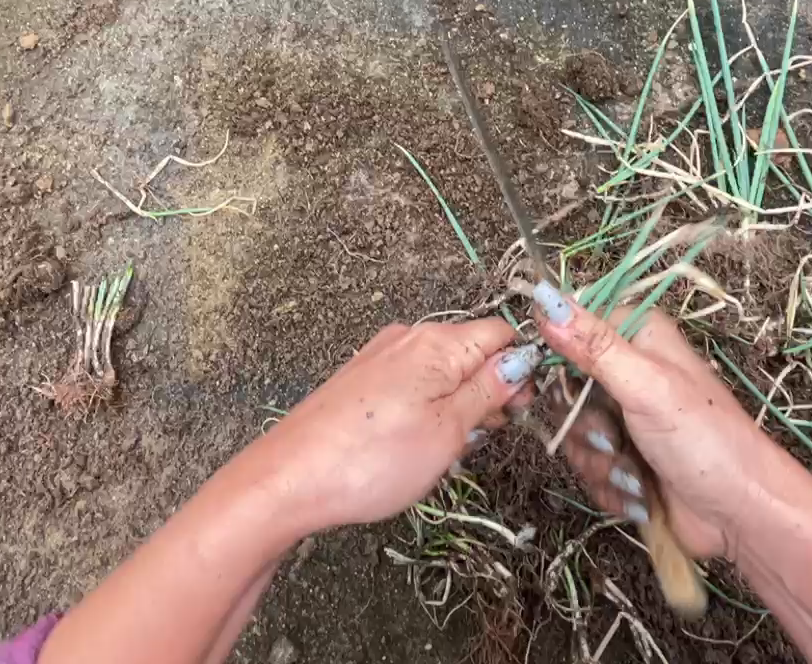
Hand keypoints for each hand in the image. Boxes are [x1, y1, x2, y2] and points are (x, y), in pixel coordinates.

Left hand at [235, 319, 536, 537]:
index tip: (520, 410)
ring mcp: (382, 354)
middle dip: (488, 391)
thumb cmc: (372, 459)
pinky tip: (414, 442)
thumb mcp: (448, 431)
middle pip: (471, 351)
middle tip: (480, 438)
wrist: (291, 477)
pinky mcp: (363, 376)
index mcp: (437, 342)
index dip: (520, 369)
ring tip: (444, 449)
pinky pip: (413, 380)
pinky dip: (427, 406)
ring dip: (457, 404)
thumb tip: (521, 361)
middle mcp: (409, 336)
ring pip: (442, 370)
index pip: (500, 333)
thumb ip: (489, 392)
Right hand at [533, 286, 781, 559]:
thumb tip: (543, 300)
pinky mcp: (622, 455)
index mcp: (635, 334)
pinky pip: (585, 462)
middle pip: (563, 385)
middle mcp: (626, 368)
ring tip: (632, 475)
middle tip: (611, 439)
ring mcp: (623, 414)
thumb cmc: (706, 440)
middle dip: (581, 423)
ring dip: (597, 460)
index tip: (554, 384)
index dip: (555, 356)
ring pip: (571, 429)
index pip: (569, 326)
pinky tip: (636, 493)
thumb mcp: (646, 384)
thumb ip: (592, 344)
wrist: (744, 518)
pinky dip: (607, 483)